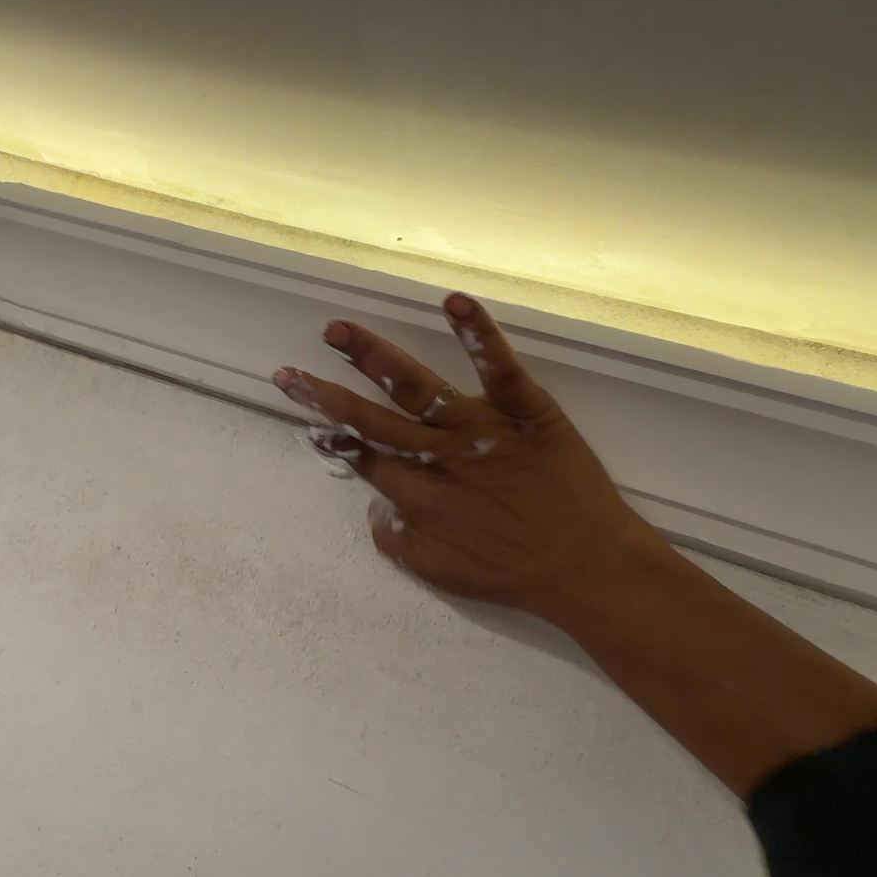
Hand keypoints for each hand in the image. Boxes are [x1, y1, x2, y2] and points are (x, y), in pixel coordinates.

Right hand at [273, 293, 674, 618]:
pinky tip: (453, 302)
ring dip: (372, 356)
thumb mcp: (439, 573)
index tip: (310, 425)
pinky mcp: (521, 410)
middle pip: (368, 418)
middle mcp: (435, 454)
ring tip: (339, 331)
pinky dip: (476, 334)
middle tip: (290, 374)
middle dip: (324, 395)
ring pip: (415, 386)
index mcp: (416, 494)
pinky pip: (497, 367)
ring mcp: (476, 428)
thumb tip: (372, 510)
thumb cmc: (513, 574)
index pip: (364, 458)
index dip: (334, 440)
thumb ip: (396, 543)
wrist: (586, 566)